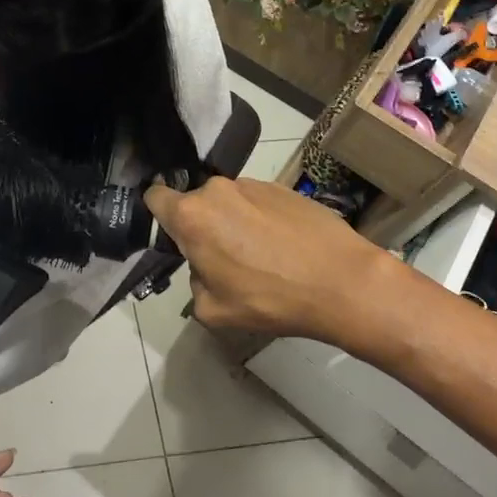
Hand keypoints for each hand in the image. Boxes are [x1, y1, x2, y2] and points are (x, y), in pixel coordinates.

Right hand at [144, 177, 384, 339]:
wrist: (341, 281)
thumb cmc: (271, 298)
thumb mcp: (215, 311)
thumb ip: (195, 285)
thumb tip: (205, 270)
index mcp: (191, 217)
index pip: (155, 197)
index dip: (160, 217)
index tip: (176, 239)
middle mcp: (217, 191)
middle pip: (196, 203)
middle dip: (204, 226)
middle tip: (225, 259)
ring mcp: (252, 185)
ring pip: (228, 202)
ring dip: (235, 222)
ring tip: (263, 256)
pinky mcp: (283, 187)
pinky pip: (258, 202)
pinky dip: (263, 220)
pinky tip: (286, 248)